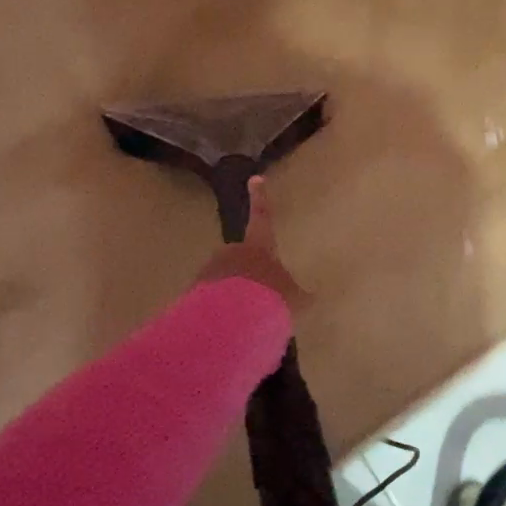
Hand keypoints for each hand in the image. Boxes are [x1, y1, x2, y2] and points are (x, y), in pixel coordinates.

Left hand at [194, 176, 306, 308]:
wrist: (232, 319)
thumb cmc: (270, 300)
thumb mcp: (296, 299)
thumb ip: (300, 295)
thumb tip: (311, 295)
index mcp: (258, 246)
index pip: (262, 217)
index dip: (260, 198)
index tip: (255, 178)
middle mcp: (231, 252)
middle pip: (240, 257)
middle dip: (247, 273)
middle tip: (259, 296)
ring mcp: (210, 271)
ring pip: (223, 279)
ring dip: (232, 294)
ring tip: (246, 319)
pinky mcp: (194, 291)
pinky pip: (210, 298)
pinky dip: (219, 308)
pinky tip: (229, 326)